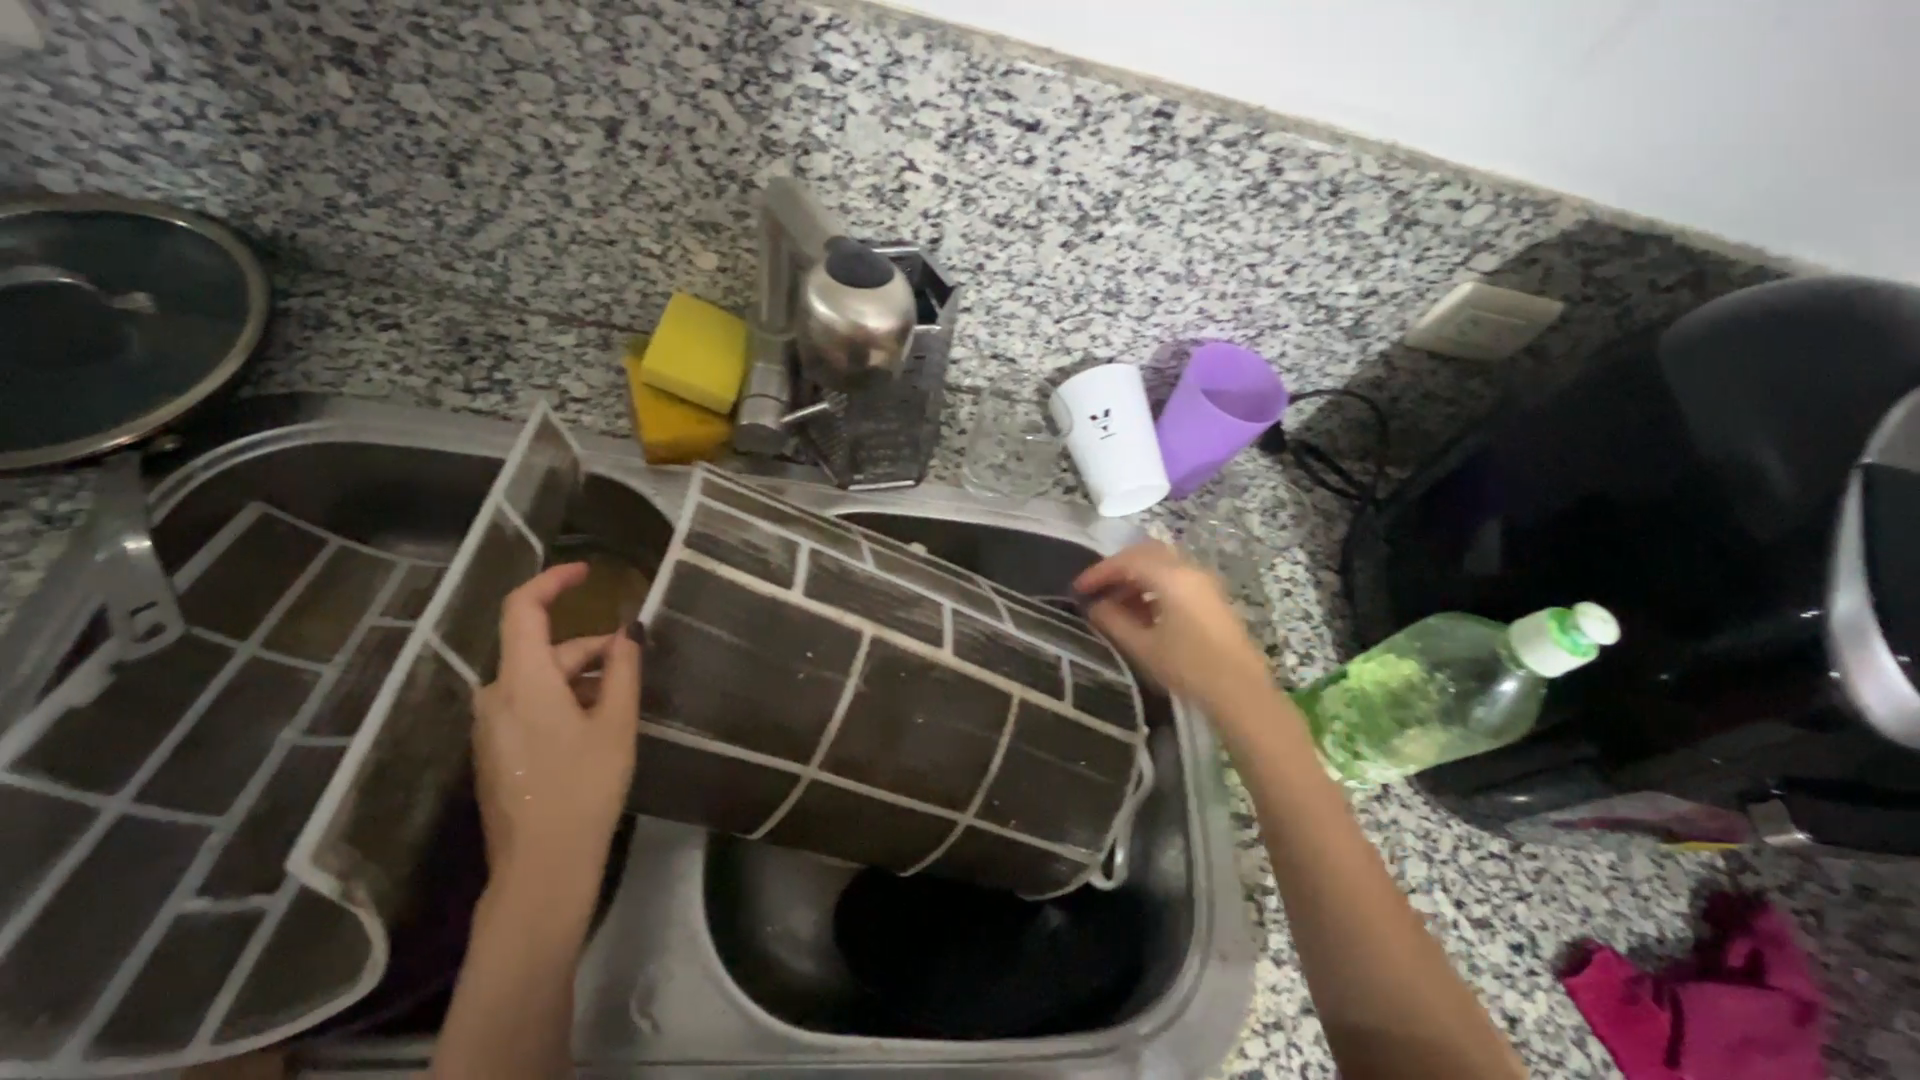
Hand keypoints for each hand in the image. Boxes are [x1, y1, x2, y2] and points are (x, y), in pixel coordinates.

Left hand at [472, 563, 641, 886]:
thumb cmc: (584, 788)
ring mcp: (488, 727)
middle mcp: (494, 696)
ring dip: (576, 680)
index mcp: (520, 680)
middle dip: (587, 650)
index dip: (552, 582)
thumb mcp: (615, 725)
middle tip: (633, 663)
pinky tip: (592, 729)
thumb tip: (628, 631)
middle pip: (539, 651)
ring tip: (619, 702)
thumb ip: (622, 670)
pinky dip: (560, 703)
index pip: (522, 608)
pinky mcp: (493, 753)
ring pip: (536, 682)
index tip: (586, 573)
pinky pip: (526, 708)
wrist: (541, 867)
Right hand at [1074, 541, 1273, 714]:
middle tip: (1097, 590)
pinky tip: (1142, 615)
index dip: (1099, 572)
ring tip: (1116, 607)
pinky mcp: (1212, 599)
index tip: (1078, 589)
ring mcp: (1204, 584)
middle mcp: (1190, 571)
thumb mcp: (1143, 646)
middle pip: (1147, 554)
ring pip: (1163, 567)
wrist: (1241, 692)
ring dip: (1136, 579)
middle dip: (1118, 569)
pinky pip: (1176, 580)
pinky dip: (1154, 588)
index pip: (1127, 561)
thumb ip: (1113, 622)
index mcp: (1172, 577)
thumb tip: (1094, 606)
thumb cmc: (1188, 668)